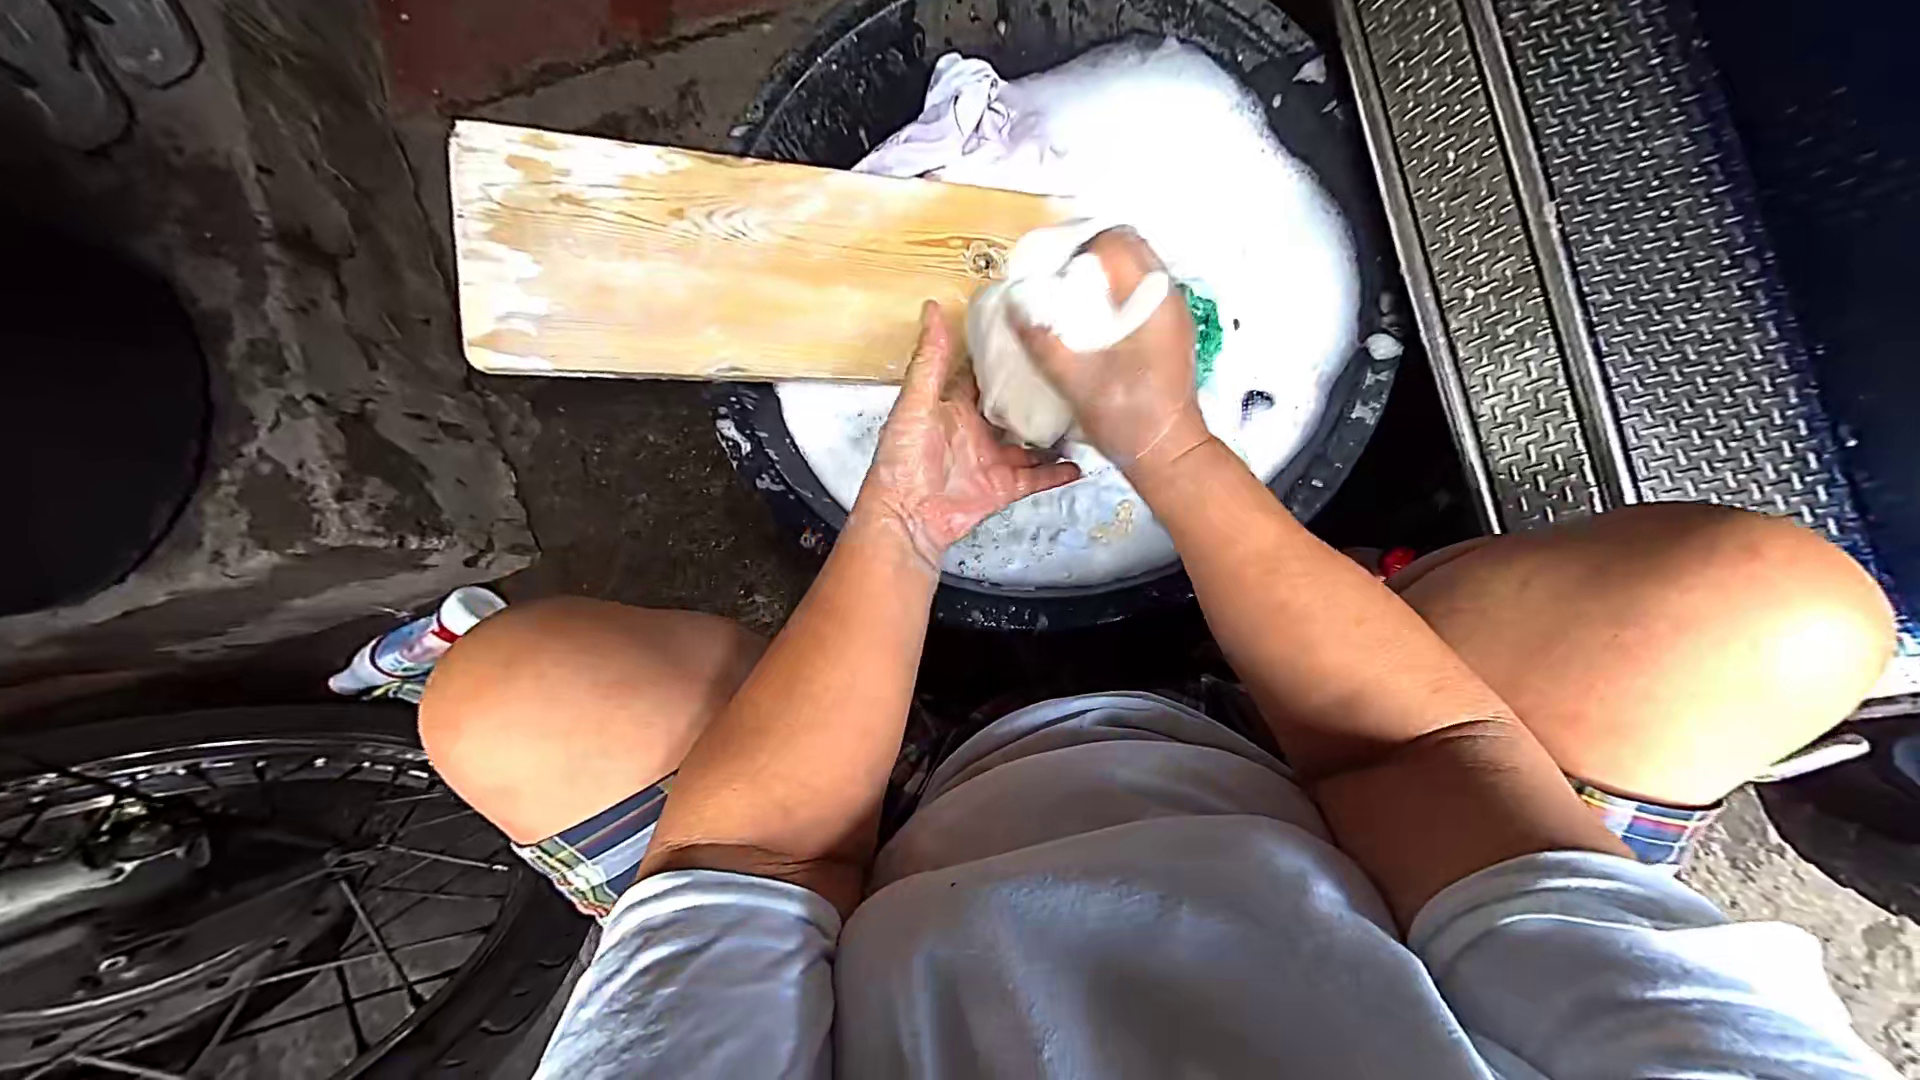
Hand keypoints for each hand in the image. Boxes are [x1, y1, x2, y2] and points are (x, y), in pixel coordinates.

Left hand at [856, 302, 1081, 568]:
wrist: (907, 517)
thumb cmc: (902, 460)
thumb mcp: (916, 402)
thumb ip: (929, 359)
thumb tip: (931, 309)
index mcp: (953, 407)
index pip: (982, 376)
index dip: (1003, 358)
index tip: (1031, 336)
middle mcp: (975, 431)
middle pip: (1013, 409)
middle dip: (1037, 396)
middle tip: (1070, 375)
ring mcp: (991, 461)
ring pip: (1030, 444)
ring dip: (1053, 434)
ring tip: (1082, 416)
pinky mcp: (1003, 488)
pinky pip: (1035, 479)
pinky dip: (1057, 473)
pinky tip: (1078, 463)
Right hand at [1014, 228, 1211, 471]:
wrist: (1168, 454)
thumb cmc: (1131, 420)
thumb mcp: (1078, 383)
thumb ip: (1044, 343)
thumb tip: (1015, 308)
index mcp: (1153, 300)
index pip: (1116, 241)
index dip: (1078, 249)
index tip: (1052, 275)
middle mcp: (1168, 298)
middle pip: (1126, 250)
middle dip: (1086, 259)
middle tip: (1055, 285)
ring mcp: (1169, 316)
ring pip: (1131, 272)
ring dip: (1098, 279)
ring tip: (1066, 305)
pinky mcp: (1165, 333)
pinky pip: (1135, 297)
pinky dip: (1109, 299)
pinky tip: (1087, 326)